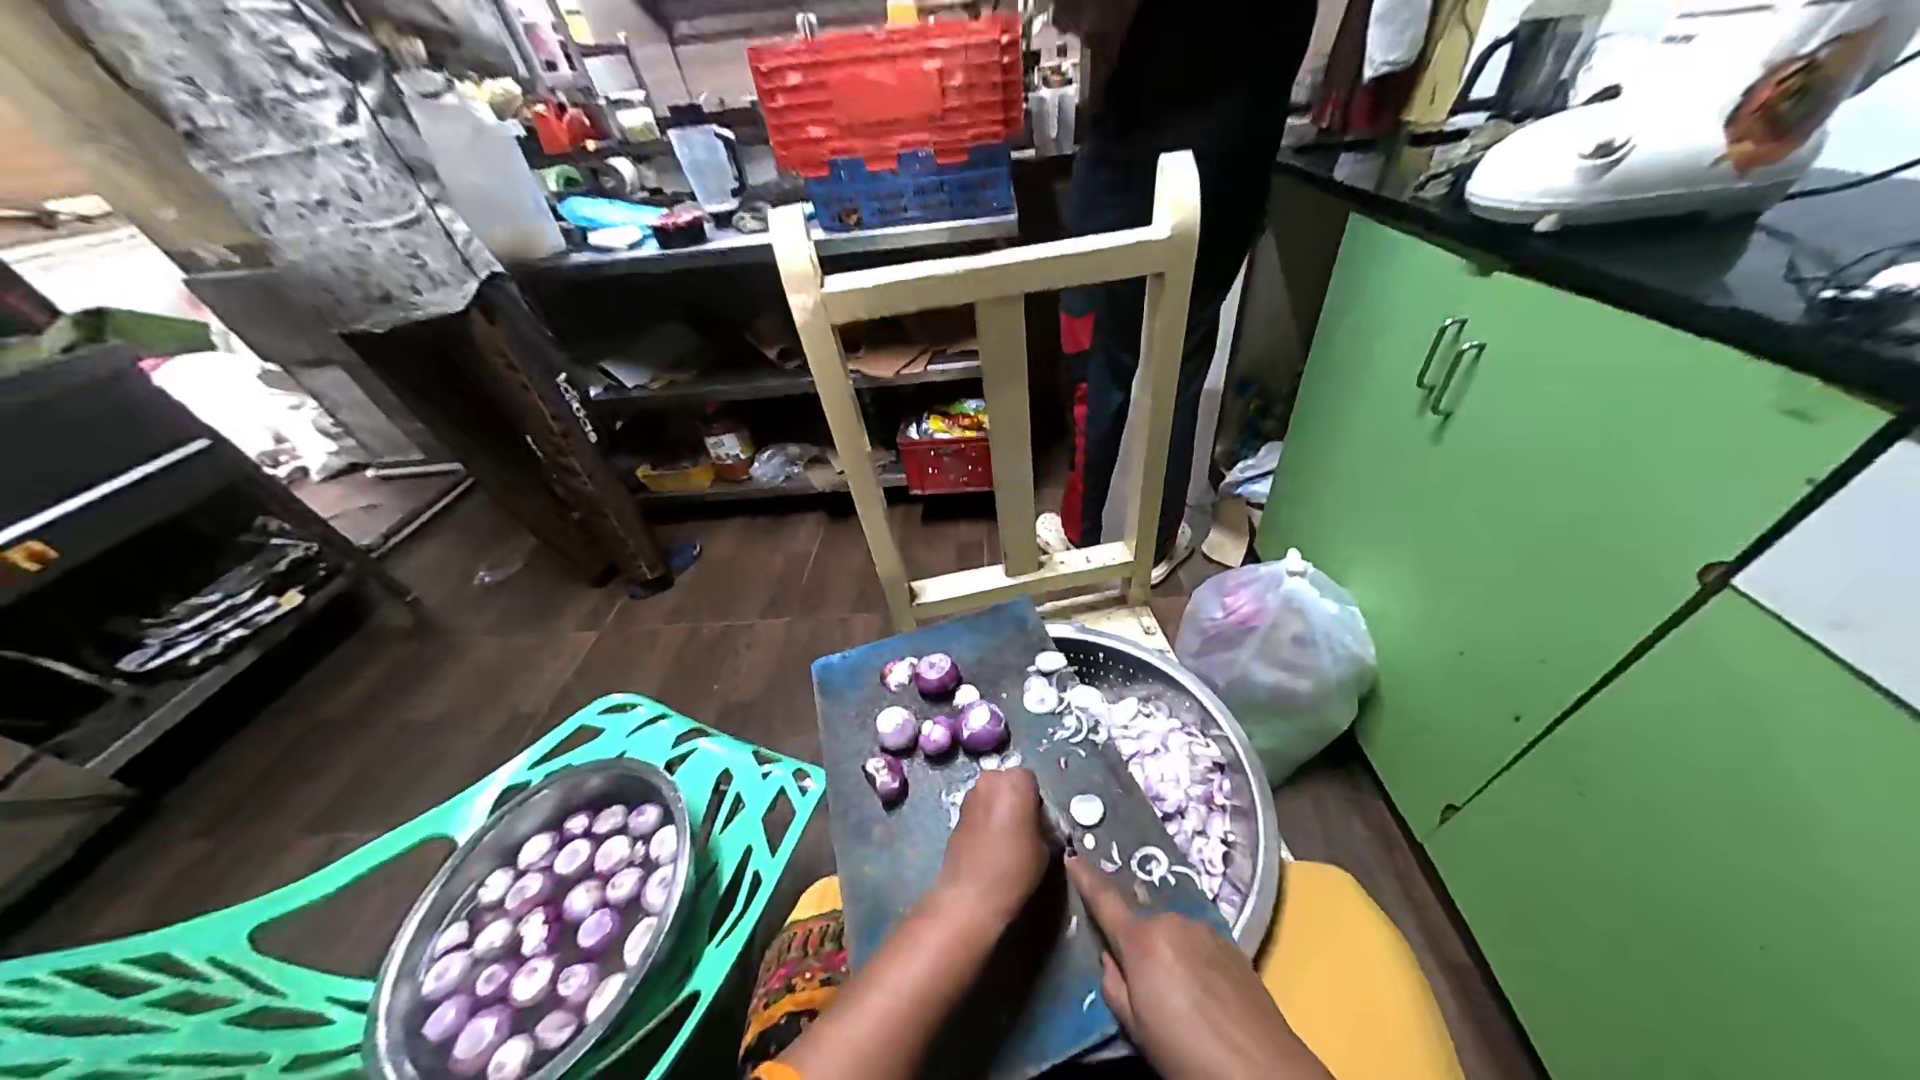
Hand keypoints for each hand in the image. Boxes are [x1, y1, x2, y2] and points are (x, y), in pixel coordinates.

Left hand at [931, 767, 1050, 925]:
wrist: (971, 894)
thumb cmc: (1015, 867)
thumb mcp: (1044, 847)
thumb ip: (1042, 825)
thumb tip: (1038, 823)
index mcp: (1015, 781)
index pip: (1031, 780)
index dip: (1035, 800)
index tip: (1037, 822)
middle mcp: (989, 780)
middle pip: (1007, 782)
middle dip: (1015, 798)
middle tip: (1022, 827)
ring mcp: (969, 795)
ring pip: (991, 794)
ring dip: (998, 807)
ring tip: (1004, 837)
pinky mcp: (957, 812)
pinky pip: (978, 808)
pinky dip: (985, 818)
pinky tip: (989, 843)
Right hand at [1065, 852, 1332, 1079]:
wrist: (1263, 1072)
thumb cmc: (1187, 1052)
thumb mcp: (1136, 1027)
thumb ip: (1114, 984)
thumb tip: (1112, 959)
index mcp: (1142, 940)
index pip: (1105, 900)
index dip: (1085, 877)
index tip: (1072, 855)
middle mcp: (1173, 922)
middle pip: (1144, 924)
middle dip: (1140, 945)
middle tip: (1147, 985)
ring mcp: (1206, 930)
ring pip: (1173, 934)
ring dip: (1170, 953)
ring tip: (1182, 997)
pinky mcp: (1233, 945)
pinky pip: (1199, 944)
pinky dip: (1194, 961)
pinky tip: (1207, 995)